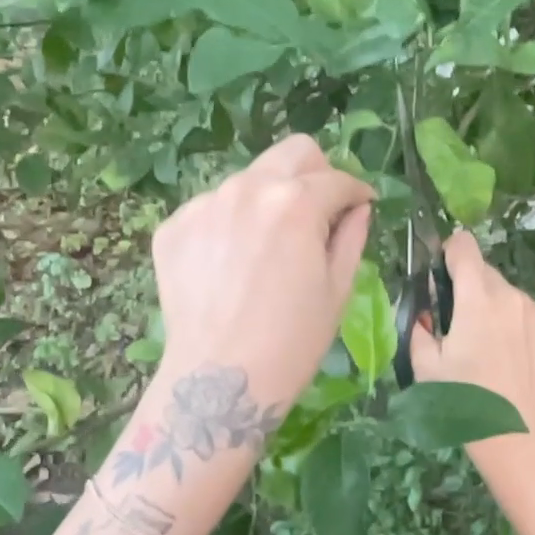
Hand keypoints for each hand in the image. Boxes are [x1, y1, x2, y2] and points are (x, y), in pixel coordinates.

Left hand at [152, 135, 373, 400]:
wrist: (219, 381)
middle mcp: (246, 189)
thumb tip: (356, 208)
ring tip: (267, 249)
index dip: (357, 193)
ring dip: (267, 201)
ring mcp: (203, 205)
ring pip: (248, 180)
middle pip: (292, 154)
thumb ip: (350, 237)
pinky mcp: (173, 228)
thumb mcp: (336, 290)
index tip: (360, 207)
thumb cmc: (291, 342)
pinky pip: (211, 210)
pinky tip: (230, 267)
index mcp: (295, 202)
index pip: (337, 179)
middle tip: (318, 214)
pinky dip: (228, 226)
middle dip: (314, 175)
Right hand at [409, 231, 534, 461]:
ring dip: (503, 314)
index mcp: (477, 299)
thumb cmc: (464, 403)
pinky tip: (522, 361)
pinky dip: (527, 331)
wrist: (519, 438)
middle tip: (468, 330)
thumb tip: (425, 310)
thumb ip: (420, 327)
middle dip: (475, 294)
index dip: (451, 253)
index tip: (446, 269)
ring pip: (514, 300)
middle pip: (488, 276)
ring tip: (498, 353)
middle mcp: (514, 296)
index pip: (464, 247)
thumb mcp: (425, 367)